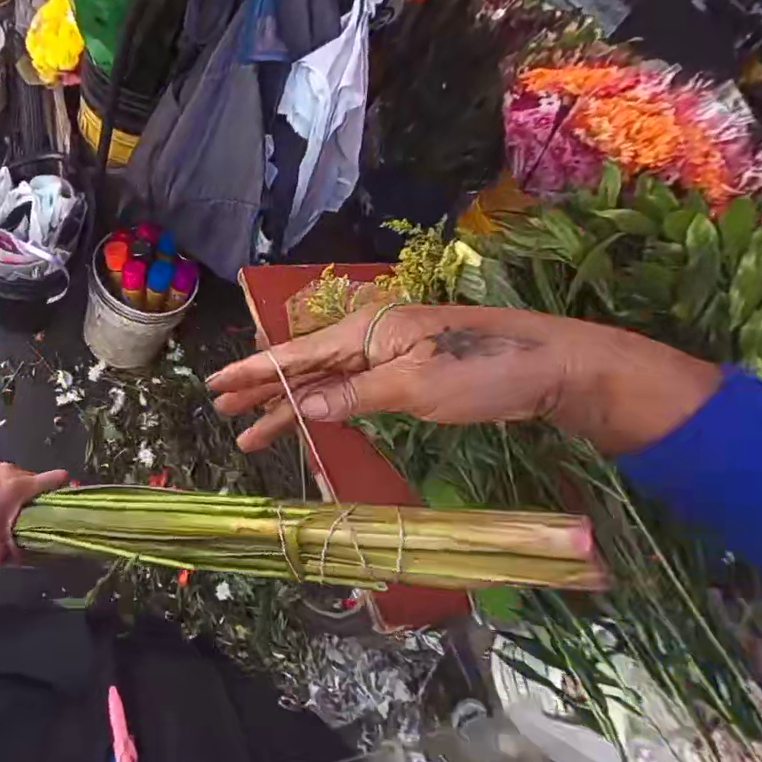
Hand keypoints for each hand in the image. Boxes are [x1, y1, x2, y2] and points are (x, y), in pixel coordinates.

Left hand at [0, 461, 68, 565]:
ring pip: (11, 478)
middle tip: (24, 518)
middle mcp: (7, 471)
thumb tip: (38, 557)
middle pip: (32, 480)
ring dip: (11, 492)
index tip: (68, 497)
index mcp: (20, 487)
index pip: (55, 478)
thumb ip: (22, 553)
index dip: (65, 487)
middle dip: (32, 497)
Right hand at [207, 305, 720, 455]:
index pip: (295, 353)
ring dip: (289, 406)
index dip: (253, 370)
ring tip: (251, 432)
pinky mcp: (404, 377)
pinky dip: (324, 409)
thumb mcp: (414, 386)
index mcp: (365, 330)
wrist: (546, 368)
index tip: (214, 383)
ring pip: (323, 382)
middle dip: (261, 390)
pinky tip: (306, 421)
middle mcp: (368, 339)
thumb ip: (352, 395)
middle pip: (302, 366)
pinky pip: (350, 392)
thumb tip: (298, 404)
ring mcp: (386, 358)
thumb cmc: (481, 371)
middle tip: (224, 413)